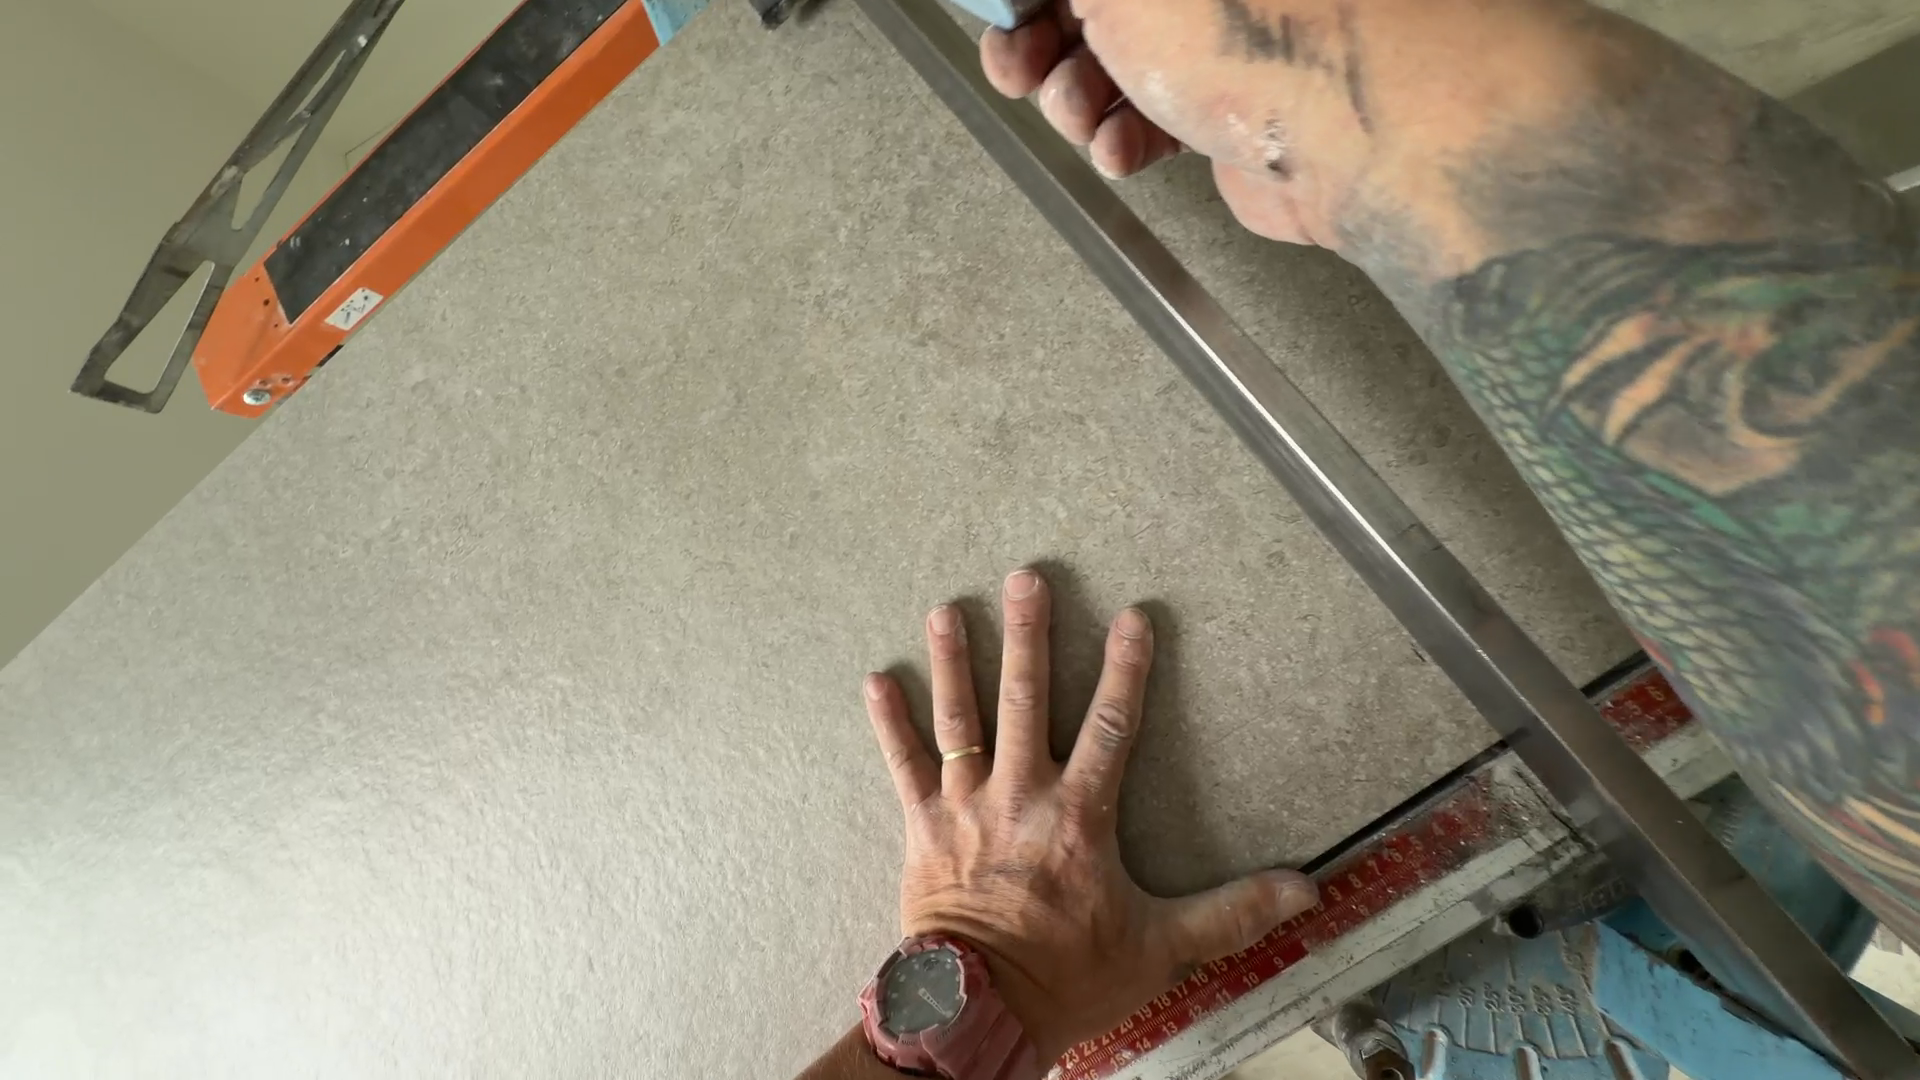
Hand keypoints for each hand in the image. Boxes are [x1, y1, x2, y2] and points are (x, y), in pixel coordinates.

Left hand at [862, 569, 1318, 1064]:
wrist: (982, 1012)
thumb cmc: (1072, 973)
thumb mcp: (1161, 946)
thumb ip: (1231, 913)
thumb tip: (1307, 891)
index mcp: (1077, 815)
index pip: (1110, 725)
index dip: (1125, 669)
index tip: (1132, 617)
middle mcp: (1019, 793)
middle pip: (1024, 699)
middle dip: (1026, 635)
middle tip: (1024, 579)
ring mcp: (966, 803)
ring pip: (960, 718)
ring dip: (952, 661)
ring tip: (946, 610)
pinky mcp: (924, 822)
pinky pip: (903, 763)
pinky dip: (888, 722)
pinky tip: (875, 680)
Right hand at [978, 0, 1384, 246]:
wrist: (1345, 126)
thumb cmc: (1232, 17)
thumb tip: (1058, 0)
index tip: (1004, 14)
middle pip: (1088, 4)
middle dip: (1038, 43)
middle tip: (1018, 71)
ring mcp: (1214, 32)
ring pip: (1111, 64)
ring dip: (1074, 98)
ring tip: (1081, 115)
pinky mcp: (1224, 101)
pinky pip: (1151, 117)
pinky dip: (1124, 138)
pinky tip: (1121, 149)